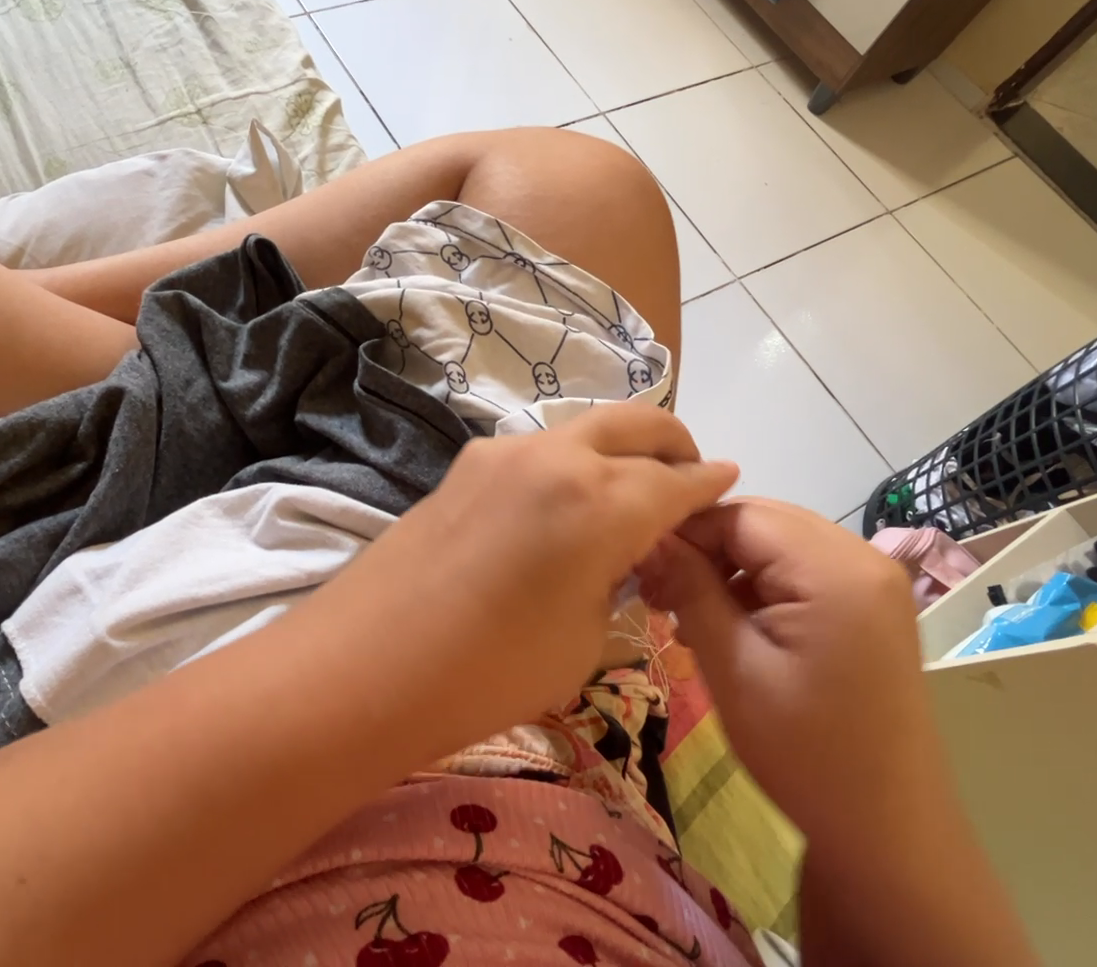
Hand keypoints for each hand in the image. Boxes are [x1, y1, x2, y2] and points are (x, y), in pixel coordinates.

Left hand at [315, 404, 736, 748]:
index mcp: (600, 500)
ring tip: (628, 490)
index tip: (728, 479)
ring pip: (580, 433)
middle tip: (688, 470)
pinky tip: (565, 505)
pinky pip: (535, 454)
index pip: (674, 481)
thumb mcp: (582, 639)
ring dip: (615, 450)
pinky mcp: (461, 468)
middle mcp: (554, 458)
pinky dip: (568, 466)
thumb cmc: (490, 672)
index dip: (707, 484)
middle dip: (671, 442)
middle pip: (632, 425)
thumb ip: (612, 581)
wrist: (367, 665)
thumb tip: (619, 554)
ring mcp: (500, 455)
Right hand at [639, 499, 944, 839]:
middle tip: (658, 595)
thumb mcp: (732, 665)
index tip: (641, 570)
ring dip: (729, 568)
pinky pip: (803, 570)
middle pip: (762, 522)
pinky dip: (760, 585)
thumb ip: (690, 587)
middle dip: (705, 549)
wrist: (886, 829)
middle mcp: (864, 559)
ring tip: (689, 617)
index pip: (739, 514)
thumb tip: (651, 537)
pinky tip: (731, 626)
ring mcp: (875, 582)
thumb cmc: (803, 750)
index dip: (683, 532)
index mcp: (835, 569)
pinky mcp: (874, 607)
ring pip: (779, 544)